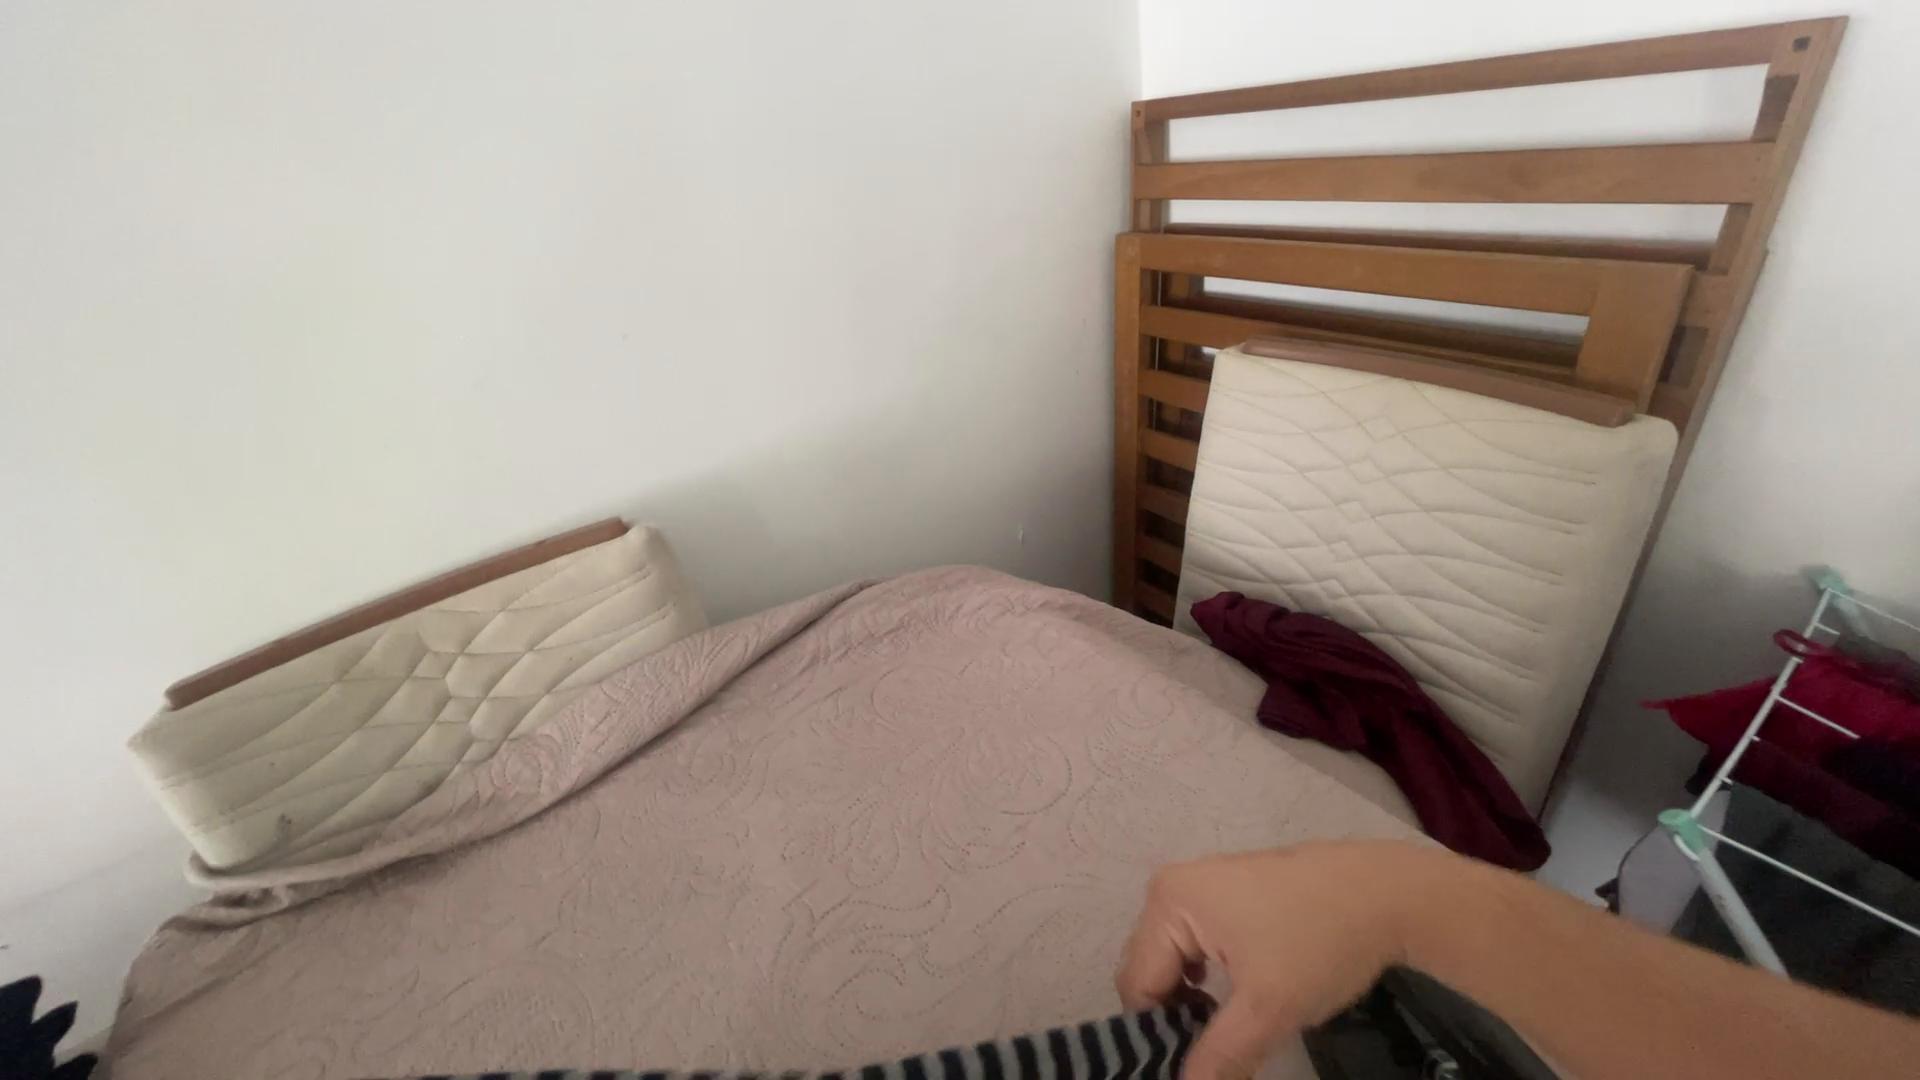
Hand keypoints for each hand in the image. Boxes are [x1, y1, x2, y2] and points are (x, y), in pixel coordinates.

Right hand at [1115, 842, 1457, 1079]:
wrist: (1379, 892)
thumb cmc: (1318, 943)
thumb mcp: (1269, 1009)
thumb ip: (1220, 1056)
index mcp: (1169, 903)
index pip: (1137, 984)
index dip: (1157, 1034)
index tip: (1188, 1071)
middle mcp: (1170, 886)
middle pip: (1148, 968)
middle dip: (1171, 1016)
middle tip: (1211, 1058)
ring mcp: (1196, 883)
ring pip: (1169, 957)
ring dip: (1187, 998)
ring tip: (1223, 1032)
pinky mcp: (1220, 890)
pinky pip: (1189, 941)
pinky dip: (1200, 975)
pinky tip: (1232, 997)